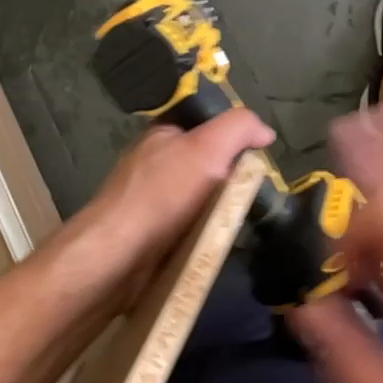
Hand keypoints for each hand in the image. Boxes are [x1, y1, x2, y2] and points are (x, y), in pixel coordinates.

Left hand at [83, 109, 275, 275]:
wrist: (116, 256)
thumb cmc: (162, 194)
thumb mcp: (208, 147)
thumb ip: (238, 129)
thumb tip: (265, 132)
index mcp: (162, 135)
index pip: (205, 127)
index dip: (231, 140)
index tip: (254, 161)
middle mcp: (152, 163)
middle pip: (204, 165)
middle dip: (227, 180)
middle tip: (248, 195)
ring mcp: (147, 200)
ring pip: (196, 200)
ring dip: (216, 212)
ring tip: (235, 224)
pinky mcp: (146, 234)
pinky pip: (184, 228)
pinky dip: (200, 235)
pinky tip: (212, 243)